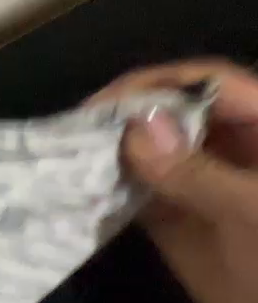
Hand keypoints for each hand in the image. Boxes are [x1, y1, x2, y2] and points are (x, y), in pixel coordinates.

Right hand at [94, 59, 257, 302]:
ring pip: (148, 144)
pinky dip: (102, 179)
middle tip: (72, 132)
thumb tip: (137, 123)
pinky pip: (133, 182)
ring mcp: (204, 181)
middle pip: (174, 110)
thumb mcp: (257, 216)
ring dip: (106, 147)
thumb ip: (202, 171)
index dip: (160, 87)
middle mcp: (237, 149)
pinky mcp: (174, 211)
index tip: (103, 109)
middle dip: (124, 115)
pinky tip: (73, 183)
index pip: (215, 86)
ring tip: (62, 153)